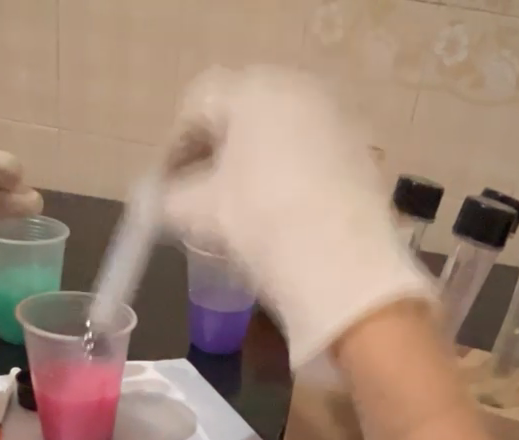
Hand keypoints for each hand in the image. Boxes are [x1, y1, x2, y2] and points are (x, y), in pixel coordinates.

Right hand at [160, 66, 435, 364]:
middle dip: (217, 155)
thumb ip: (168, 201)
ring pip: (280, 139)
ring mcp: (337, 122)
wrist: (342, 269)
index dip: (175, 148)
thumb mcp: (201, 214)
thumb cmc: (260, 226)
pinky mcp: (362, 158)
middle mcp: (299, 91)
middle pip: (243, 117)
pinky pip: (312, 162)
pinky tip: (282, 220)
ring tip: (240, 214)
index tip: (163, 188)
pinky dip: (290, 182)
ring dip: (254, 169)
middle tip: (199, 199)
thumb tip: (156, 201)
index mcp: (253, 91)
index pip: (199, 106)